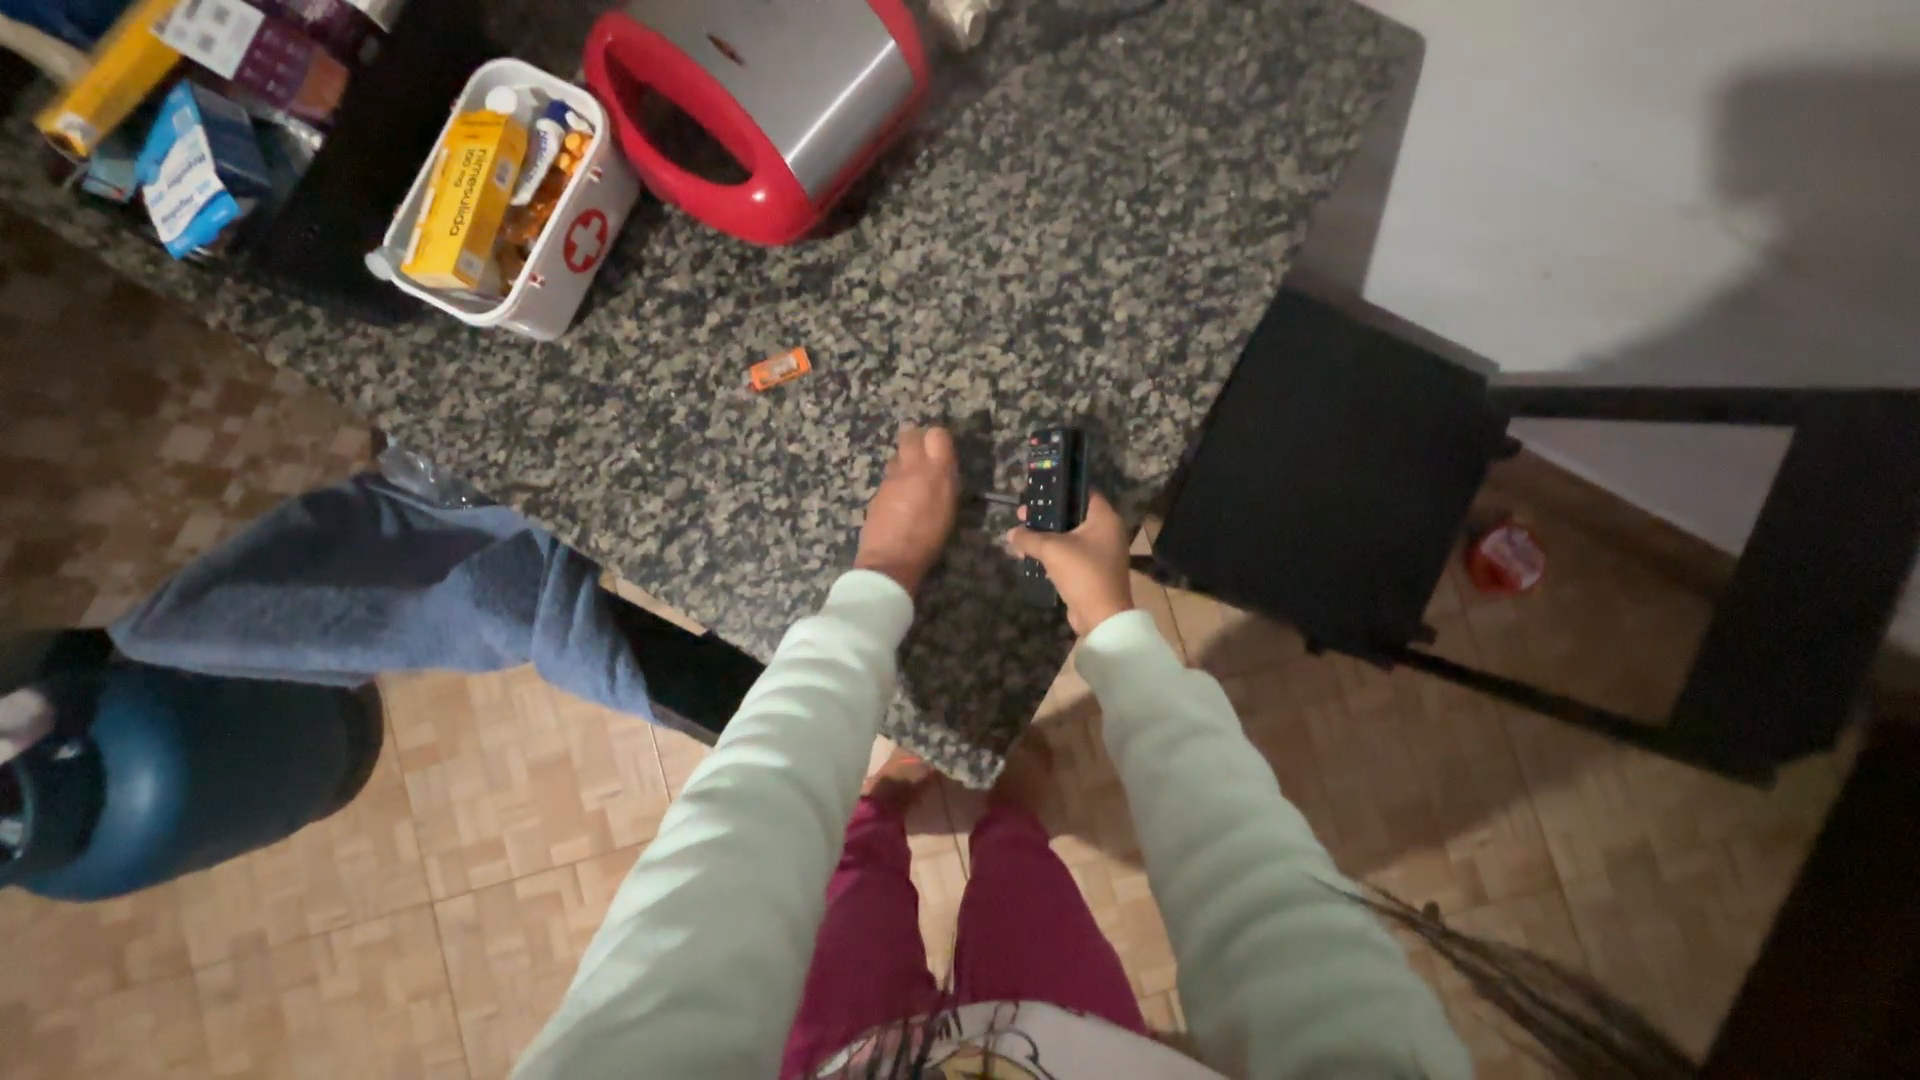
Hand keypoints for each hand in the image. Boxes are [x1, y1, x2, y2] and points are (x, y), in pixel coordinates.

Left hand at [855, 424, 959, 593]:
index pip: (936, 434)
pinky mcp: (876, 492)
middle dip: (917, 439)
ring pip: (897, 455)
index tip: (942, 450)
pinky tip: (899, 499)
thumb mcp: (949, 511)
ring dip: (905, 460)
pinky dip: (895, 481)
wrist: (890, 561)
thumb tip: (944, 469)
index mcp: (935, 473)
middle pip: (910, 435)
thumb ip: (946, 484)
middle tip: (924, 453)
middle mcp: (910, 469)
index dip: (939, 439)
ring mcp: (890, 480)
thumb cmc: (928, 542)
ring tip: (912, 477)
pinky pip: (888, 477)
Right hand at [1005, 493, 1133, 635]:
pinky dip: (1052, 554)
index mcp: (1104, 518)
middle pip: (1072, 516)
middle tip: (1023, 514)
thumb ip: (1029, 537)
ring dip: (1045, 537)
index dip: (1061, 489)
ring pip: (1069, 537)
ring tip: (1020, 536)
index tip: (1039, 490)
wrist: (1101, 616)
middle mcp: (1106, 532)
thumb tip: (1011, 533)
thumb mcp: (1051, 550)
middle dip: (1046, 516)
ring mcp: (1101, 553)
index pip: (1083, 493)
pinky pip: (1070, 555)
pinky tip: (1030, 556)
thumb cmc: (1082, 572)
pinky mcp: (1092, 571)